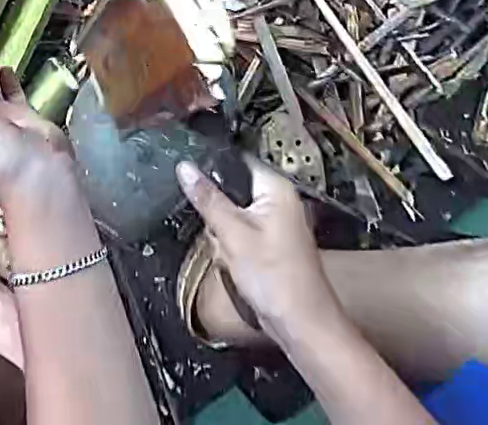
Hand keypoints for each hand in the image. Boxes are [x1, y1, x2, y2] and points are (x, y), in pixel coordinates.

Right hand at [178, 155, 339, 340]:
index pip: (237, 160)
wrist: (302, 326)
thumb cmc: (275, 278)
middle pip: (231, 190)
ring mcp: (276, 222)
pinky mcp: (270, 243)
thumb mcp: (232, 233)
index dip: (214, 170)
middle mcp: (278, 200)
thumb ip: (207, 198)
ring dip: (224, 235)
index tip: (197, 186)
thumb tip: (185, 166)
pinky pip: (240, 234)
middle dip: (219, 214)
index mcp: (276, 187)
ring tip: (233, 255)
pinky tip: (238, 266)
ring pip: (232, 215)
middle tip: (224, 235)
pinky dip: (234, 248)